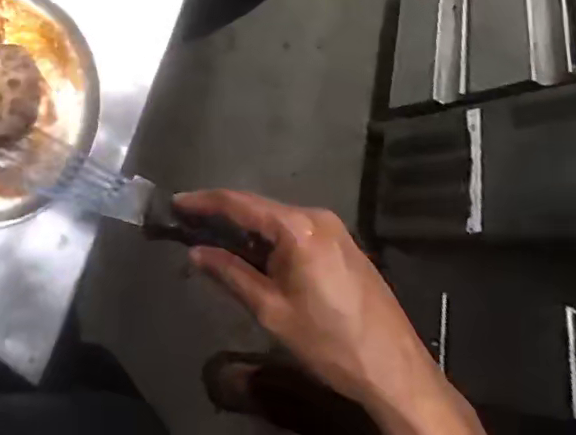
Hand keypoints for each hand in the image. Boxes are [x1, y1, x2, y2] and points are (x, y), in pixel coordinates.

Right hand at [178, 190, 481, 434]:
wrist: (399, 374)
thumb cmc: (330, 342)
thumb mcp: (272, 311)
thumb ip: (230, 274)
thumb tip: (196, 252)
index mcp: (296, 227)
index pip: (239, 204)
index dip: (204, 202)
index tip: (176, 203)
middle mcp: (315, 216)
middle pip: (258, 206)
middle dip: (223, 213)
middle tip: (191, 222)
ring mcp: (334, 228)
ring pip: (277, 218)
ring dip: (247, 226)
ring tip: (217, 237)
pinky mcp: (344, 244)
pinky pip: (296, 229)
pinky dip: (270, 235)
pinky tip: (257, 252)